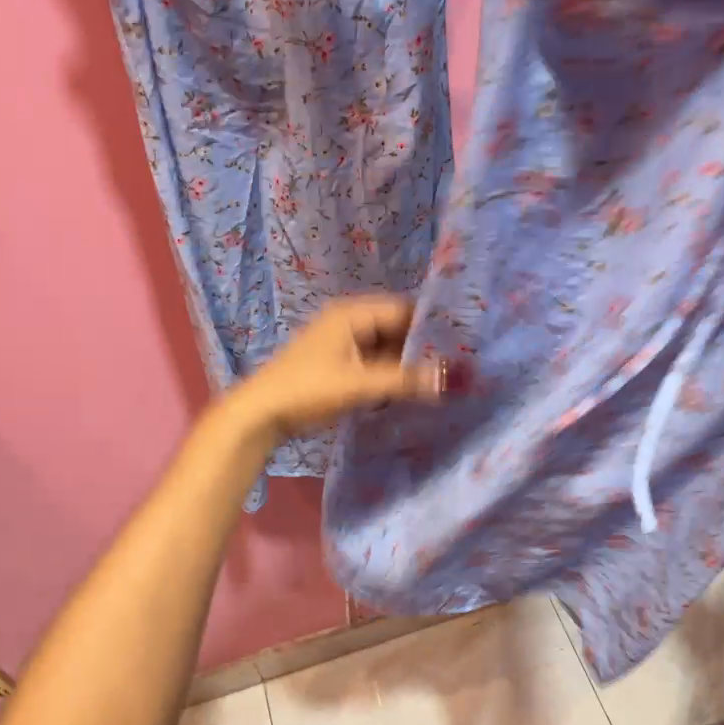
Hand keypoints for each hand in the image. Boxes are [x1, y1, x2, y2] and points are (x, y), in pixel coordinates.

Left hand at [223, 294, 445, 446]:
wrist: (260, 415)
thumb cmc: (308, 390)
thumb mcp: (361, 384)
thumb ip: (407, 380)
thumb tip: (453, 378)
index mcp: (352, 314)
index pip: (404, 310)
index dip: (433, 326)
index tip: (463, 344)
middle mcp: (349, 321)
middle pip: (397, 328)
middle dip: (424, 347)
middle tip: (457, 366)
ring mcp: (342, 344)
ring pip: (387, 348)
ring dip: (408, 363)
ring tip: (441, 379)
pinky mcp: (338, 365)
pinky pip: (375, 363)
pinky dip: (392, 374)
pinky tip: (411, 390)